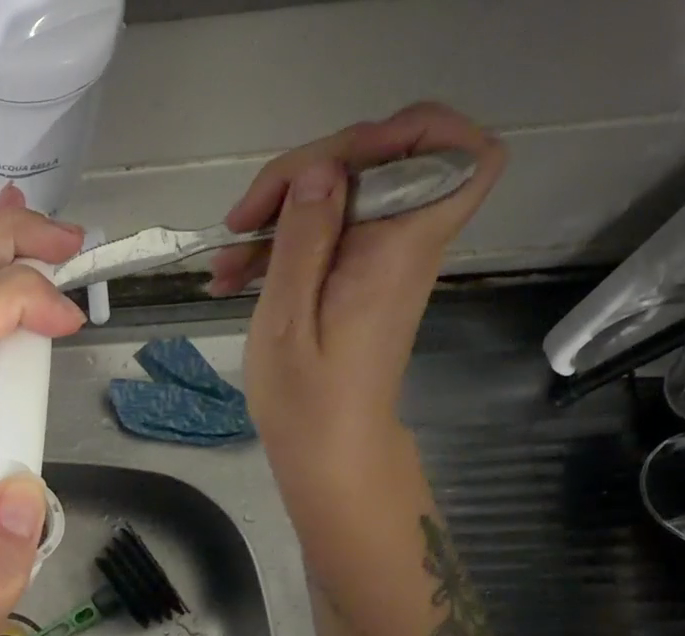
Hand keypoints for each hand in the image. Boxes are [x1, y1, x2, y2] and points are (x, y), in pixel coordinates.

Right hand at [210, 103, 504, 461]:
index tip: (332, 166)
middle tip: (247, 217)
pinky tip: (233, 276)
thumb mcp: (287, 320)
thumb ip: (305, 240)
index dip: (404, 133)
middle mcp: (405, 242)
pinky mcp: (360, 276)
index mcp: (399, 248)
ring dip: (281, 212)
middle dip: (307, 172)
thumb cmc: (306, 400)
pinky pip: (330, 231)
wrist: (329, 454)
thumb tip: (322, 169)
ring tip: (225, 260)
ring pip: (346, 195)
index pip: (460, 152)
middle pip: (383, 159)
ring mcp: (382, 258)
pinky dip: (283, 242)